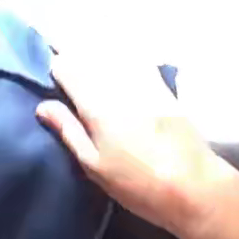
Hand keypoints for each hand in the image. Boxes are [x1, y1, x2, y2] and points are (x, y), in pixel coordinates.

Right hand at [37, 50, 238, 238]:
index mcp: (95, 103)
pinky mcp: (160, 83)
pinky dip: (121, 53)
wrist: (195, 187)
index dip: (55, 71)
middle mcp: (115, 82)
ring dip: (93, 52)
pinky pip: (134, 56)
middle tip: (68, 74)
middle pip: (84, 52)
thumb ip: (68, 130)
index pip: (64, 66)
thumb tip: (42, 105)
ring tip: (88, 64)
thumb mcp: (95, 165)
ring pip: (108, 50)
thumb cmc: (138, 184)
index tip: (54, 84)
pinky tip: (117, 60)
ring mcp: (140, 79)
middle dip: (72, 57)